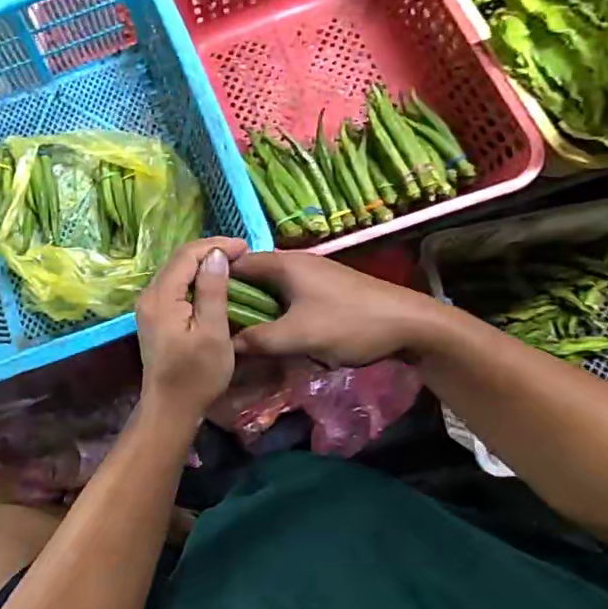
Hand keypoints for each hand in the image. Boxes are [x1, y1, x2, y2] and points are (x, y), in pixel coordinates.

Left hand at [135, 237, 249, 416]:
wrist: (170, 408)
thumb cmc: (196, 374)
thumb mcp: (213, 332)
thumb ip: (212, 290)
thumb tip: (216, 254)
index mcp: (161, 297)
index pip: (187, 255)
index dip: (216, 246)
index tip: (246, 247)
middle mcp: (149, 295)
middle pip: (179, 260)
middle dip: (210, 251)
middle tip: (242, 254)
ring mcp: (149, 307)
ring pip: (177, 271)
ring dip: (203, 264)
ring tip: (233, 265)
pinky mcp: (154, 317)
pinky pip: (175, 286)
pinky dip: (196, 279)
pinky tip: (214, 283)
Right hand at [229, 251, 443, 366]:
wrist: (411, 324)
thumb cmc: (350, 323)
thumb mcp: (298, 335)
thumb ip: (258, 340)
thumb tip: (225, 344)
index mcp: (284, 264)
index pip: (235, 264)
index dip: (213, 283)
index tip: (197, 309)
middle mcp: (296, 263)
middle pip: (252, 279)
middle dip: (234, 303)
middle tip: (216, 329)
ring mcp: (314, 277)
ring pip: (272, 292)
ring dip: (258, 313)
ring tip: (241, 337)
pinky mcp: (327, 292)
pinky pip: (291, 301)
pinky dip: (278, 316)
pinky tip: (277, 338)